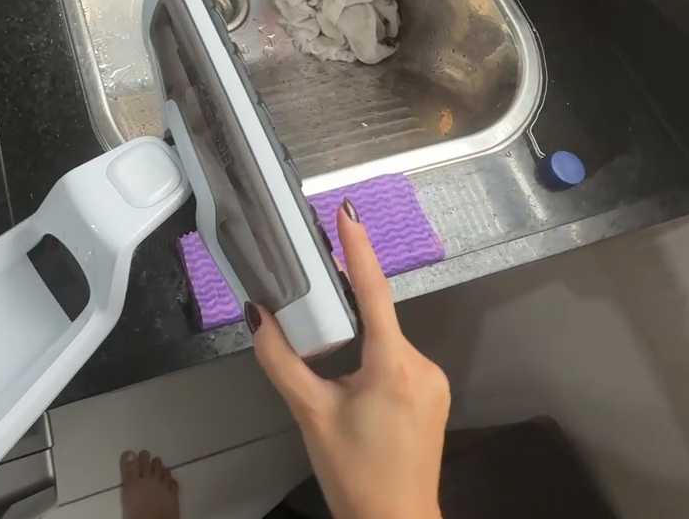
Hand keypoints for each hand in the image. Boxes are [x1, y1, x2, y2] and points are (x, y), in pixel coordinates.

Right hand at [249, 200, 451, 518]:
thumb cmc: (355, 475)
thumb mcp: (309, 413)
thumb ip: (279, 359)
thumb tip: (257, 315)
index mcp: (392, 366)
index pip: (374, 292)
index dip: (359, 248)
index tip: (348, 213)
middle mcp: (420, 366)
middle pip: (376, 315)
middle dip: (345, 305)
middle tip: (312, 298)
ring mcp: (432, 380)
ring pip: (385, 337)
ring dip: (357, 336)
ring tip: (330, 368)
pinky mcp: (432, 394)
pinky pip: (396, 356)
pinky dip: (372, 354)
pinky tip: (351, 381)